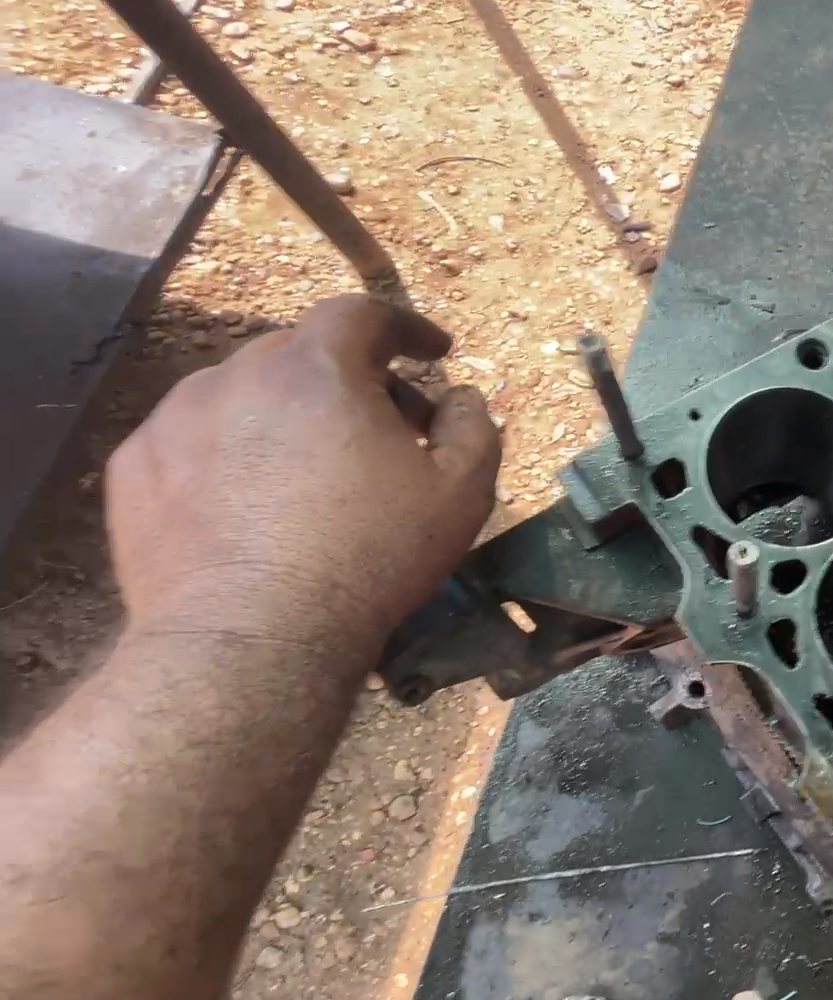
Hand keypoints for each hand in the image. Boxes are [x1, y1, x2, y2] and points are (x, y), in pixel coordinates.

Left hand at [106, 295, 500, 654]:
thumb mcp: (464, 490)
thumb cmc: (378, 551)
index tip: (434, 351)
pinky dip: (244, 446)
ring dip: (298, 411)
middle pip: (306, 351)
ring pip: (249, 391)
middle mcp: (237, 378)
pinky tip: (267, 498)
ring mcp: (175, 420)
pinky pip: (202, 434)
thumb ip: (475, 426)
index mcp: (319, 373)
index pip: (361, 315)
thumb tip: (462, 395)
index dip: (406, 326)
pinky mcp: (136, 466)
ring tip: (326, 468)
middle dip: (359, 378)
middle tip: (395, 427)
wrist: (257, 632)